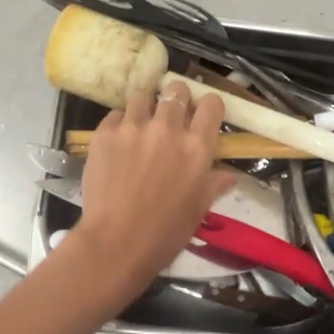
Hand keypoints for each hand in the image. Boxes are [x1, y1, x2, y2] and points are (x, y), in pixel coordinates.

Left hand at [68, 81, 234, 299]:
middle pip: (177, 91)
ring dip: (146, 108)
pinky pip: (115, 115)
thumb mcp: (198, 210)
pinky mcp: (104, 134)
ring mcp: (133, 128)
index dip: (209, 107)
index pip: (211, 104)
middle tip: (171, 117)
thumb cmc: (165, 232)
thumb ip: (213, 185)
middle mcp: (167, 129)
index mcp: (197, 148)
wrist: (117, 242)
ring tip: (141, 127)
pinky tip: (119, 144)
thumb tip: (229, 176)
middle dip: (177, 100)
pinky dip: (120, 124)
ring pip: (142, 97)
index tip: (203, 116)